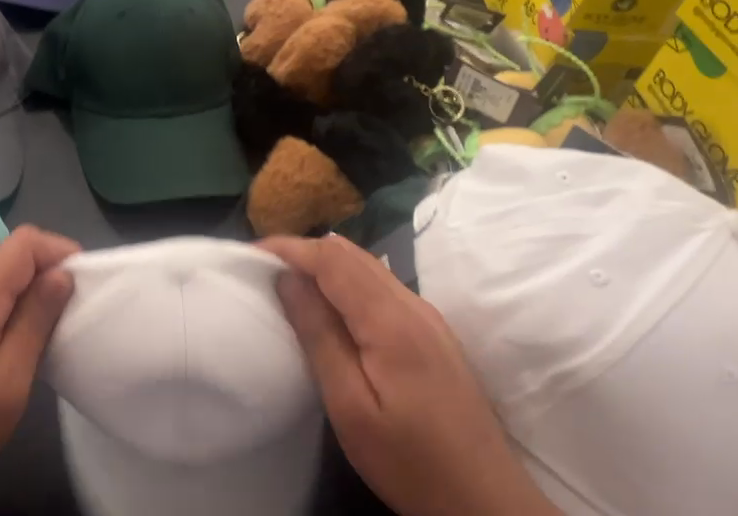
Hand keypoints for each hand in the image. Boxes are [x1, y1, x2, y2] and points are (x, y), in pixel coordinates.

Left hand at [0, 225, 79, 491]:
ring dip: (33, 284)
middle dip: (50, 268)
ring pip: (3, 268)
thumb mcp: (7, 384)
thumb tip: (62, 274)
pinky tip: (26, 329)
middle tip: (74, 308)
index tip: (84, 283)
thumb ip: (34, 323)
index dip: (59, 252)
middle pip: (14, 252)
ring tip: (55, 321)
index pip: (23, 243)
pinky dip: (15, 296)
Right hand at [258, 234, 561, 515]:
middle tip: (262, 270)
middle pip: (351, 254)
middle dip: (303, 252)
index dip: (289, 247)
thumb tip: (288, 280)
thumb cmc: (411, 462)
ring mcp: (429, 319)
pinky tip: (329, 310)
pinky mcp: (434, 335)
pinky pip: (381, 287)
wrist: (487, 503)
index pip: (332, 258)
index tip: (250, 256)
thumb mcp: (351, 408)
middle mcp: (414, 306)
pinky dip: (346, 283)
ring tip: (288, 286)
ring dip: (325, 266)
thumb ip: (319, 336)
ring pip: (368, 267)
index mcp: (392, 320)